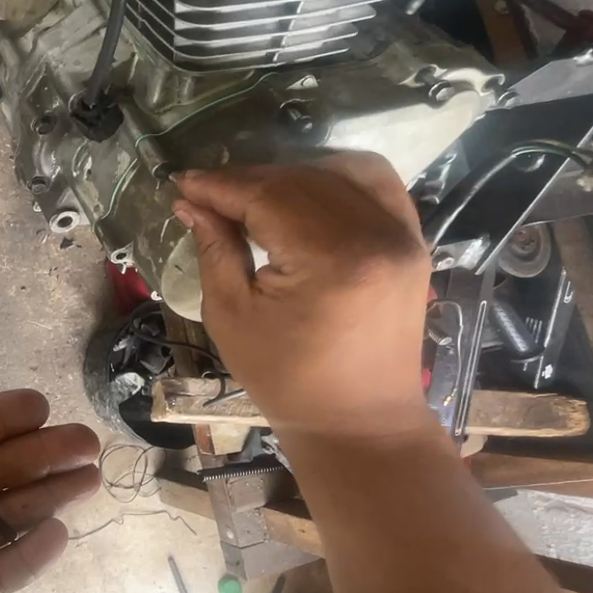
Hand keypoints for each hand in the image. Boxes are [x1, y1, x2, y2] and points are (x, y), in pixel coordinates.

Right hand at [172, 153, 432, 438]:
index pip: (266, 197)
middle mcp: (376, 235)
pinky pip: (375, 186)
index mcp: (330, 259)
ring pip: (339, 172)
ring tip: (247, 195)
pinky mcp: (411, 243)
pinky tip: (299, 192)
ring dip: (286, 176)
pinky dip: (333, 178)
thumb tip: (191, 203)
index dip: (219, 186)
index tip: (181, 184)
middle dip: (244, 180)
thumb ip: (215, 248)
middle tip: (202, 192)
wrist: (358, 420)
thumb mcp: (230, 313)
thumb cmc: (283, 376)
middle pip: (300, 180)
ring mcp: (403, 236)